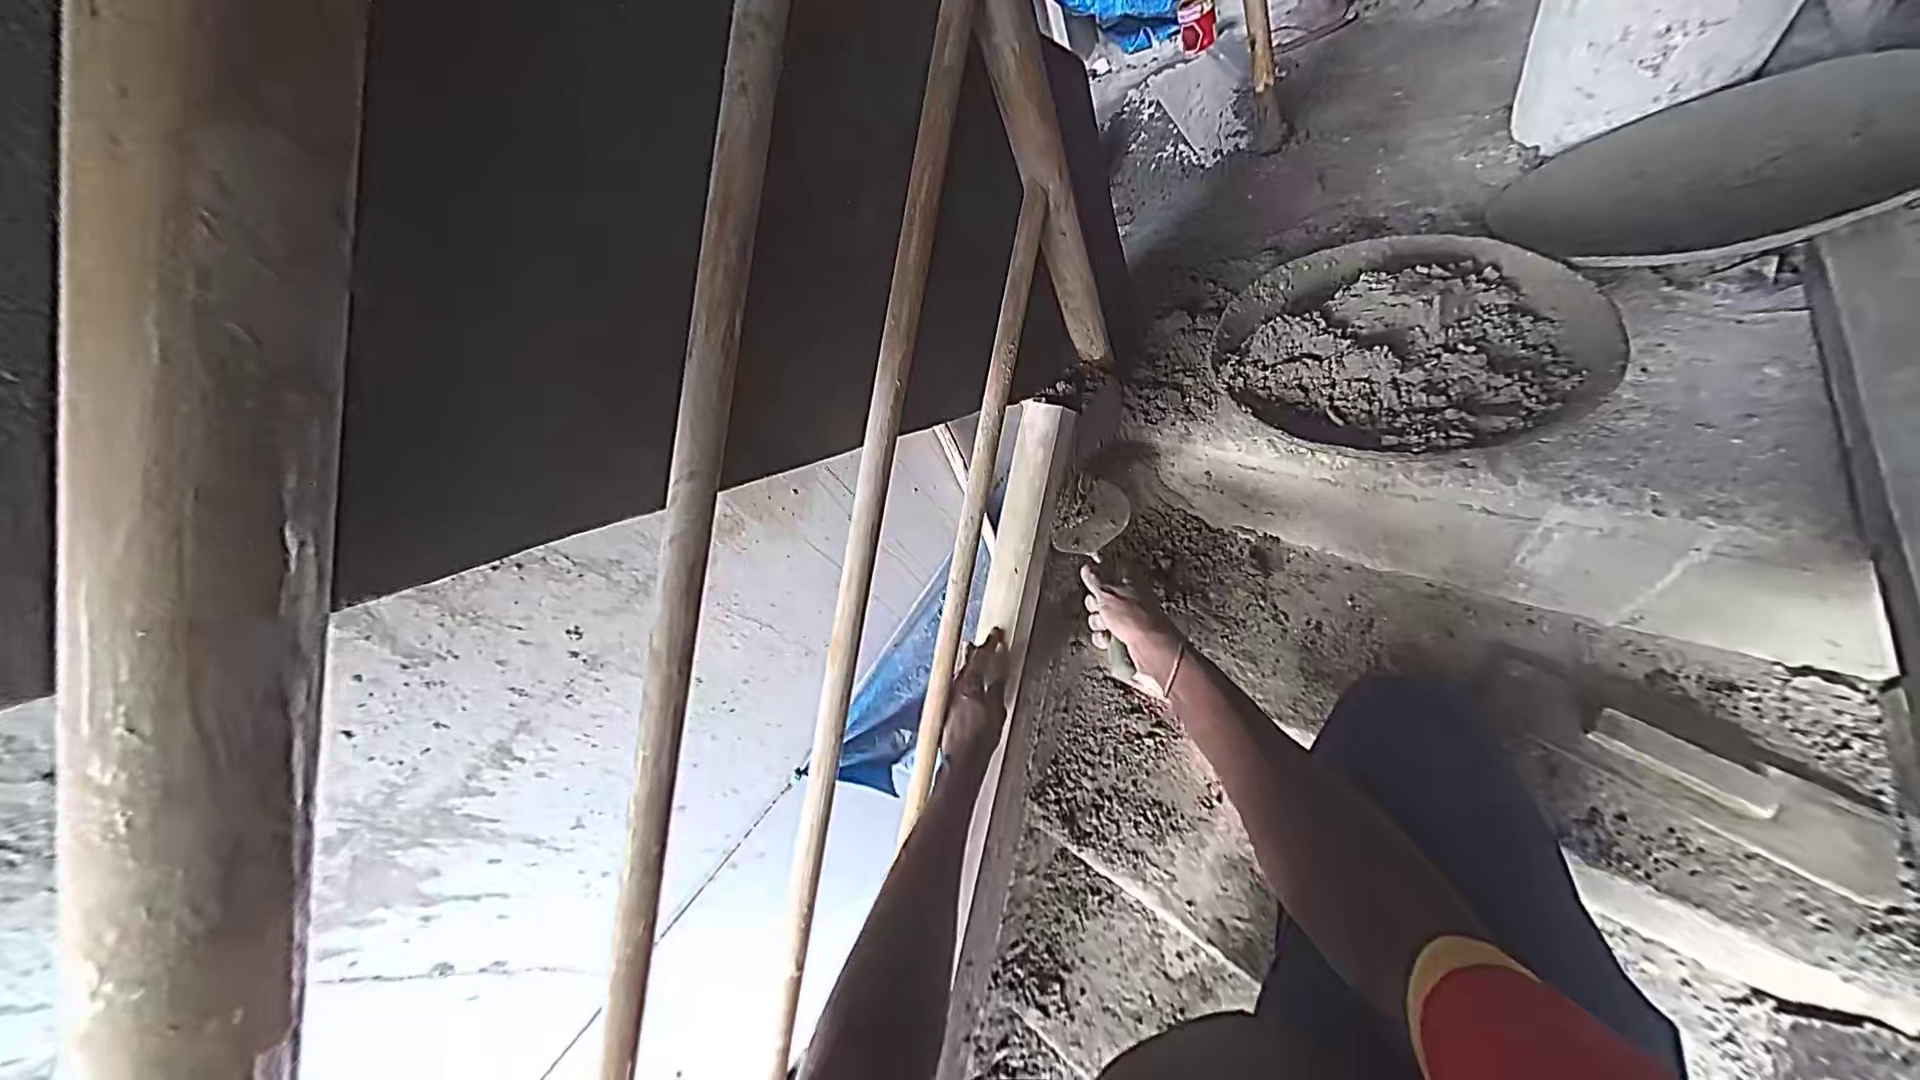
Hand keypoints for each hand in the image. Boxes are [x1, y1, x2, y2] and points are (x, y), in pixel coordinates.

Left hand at [943, 628, 1009, 767]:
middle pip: (966, 661)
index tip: (996, 634)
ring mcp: (947, 695)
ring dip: (968, 663)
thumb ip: (997, 688)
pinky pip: (955, 683)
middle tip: (986, 643)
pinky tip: (968, 681)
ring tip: (976, 657)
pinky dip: (963, 677)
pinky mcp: (944, 705)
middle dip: (976, 650)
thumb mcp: (997, 712)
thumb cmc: (980, 741)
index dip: (990, 643)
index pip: (980, 656)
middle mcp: (954, 687)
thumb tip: (999, 672)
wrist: (961, 762)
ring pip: (959, 671)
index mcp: (970, 685)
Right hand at [1081, 561, 1185, 699]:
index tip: (1090, 581)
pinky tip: (1107, 641)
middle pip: (1101, 599)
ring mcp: (1129, 622)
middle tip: (1099, 609)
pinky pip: (1106, 637)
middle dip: (1095, 606)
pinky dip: (1103, 640)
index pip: (1110, 573)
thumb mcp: (1108, 596)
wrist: (1151, 651)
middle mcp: (1131, 601)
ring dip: (1098, 625)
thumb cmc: (1134, 619)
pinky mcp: (1125, 640)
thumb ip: (1094, 582)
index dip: (1098, 577)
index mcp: (1131, 584)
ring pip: (1101, 619)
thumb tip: (1086, 568)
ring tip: (1106, 628)